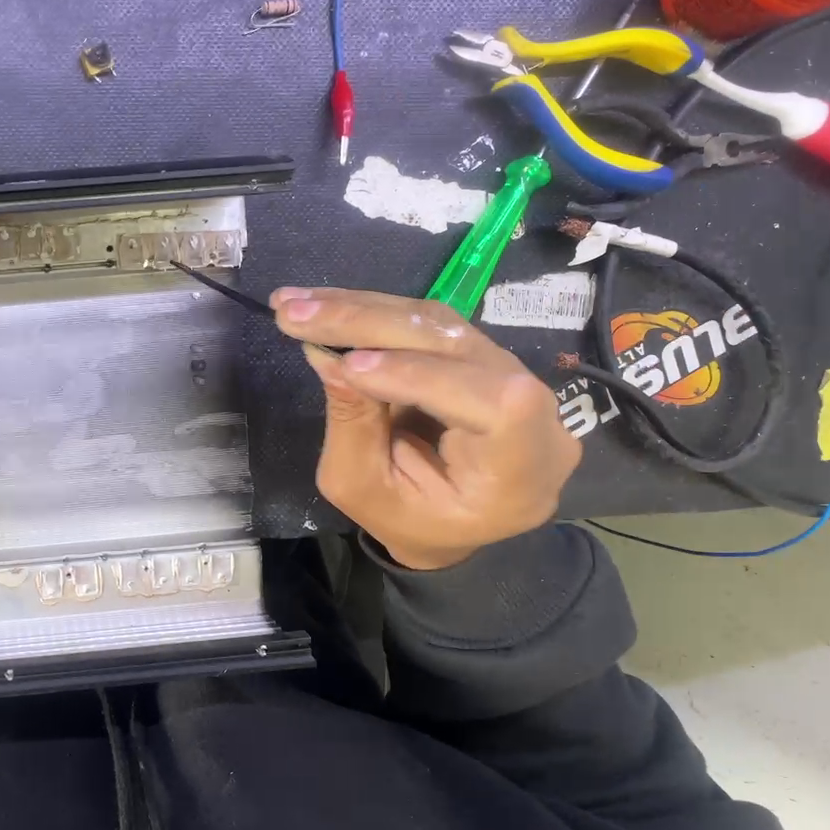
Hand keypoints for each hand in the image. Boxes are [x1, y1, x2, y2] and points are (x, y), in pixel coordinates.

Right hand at [271, 288, 580, 570]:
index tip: (350, 367)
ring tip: (293, 304)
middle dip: (370, 325)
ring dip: (359, 308)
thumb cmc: (404, 520)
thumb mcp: (361, 488)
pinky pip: (428, 322)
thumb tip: (327, 356)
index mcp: (519, 475)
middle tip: (294, 313)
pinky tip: (323, 305)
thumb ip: (352, 425)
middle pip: (459, 347)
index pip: (497, 406)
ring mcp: (513, 378)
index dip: (425, 375)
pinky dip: (370, 311)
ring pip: (439, 323)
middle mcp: (536, 416)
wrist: (443, 525)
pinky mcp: (481, 356)